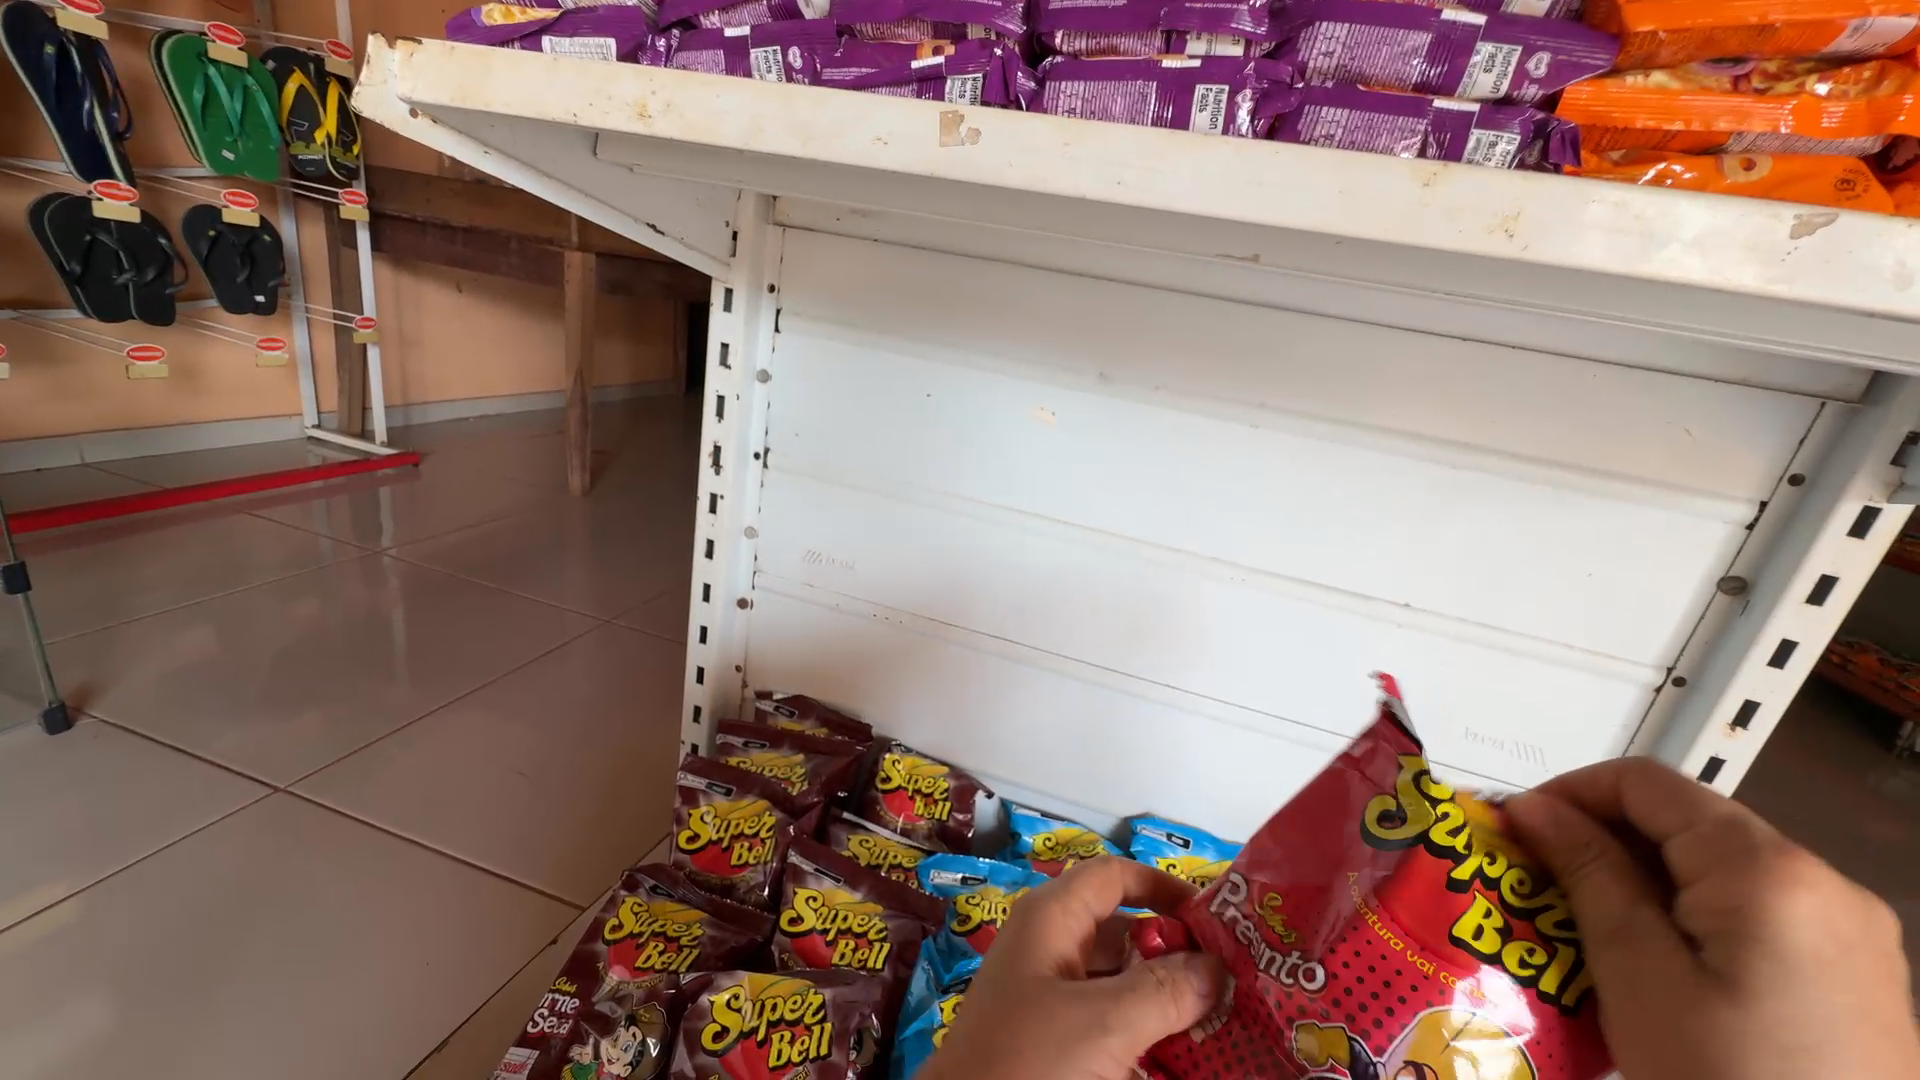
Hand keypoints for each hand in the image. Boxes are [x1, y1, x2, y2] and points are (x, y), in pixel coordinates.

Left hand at [919, 856, 1228, 1079]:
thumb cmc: (1030, 1061)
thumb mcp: (1104, 1023)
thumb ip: (1164, 991)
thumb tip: (1217, 966)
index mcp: (1053, 918)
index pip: (1115, 876)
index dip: (1165, 887)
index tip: (1217, 919)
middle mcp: (1050, 947)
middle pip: (1122, 932)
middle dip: (1175, 953)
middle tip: (1234, 979)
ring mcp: (1047, 996)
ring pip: (1117, 983)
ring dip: (1164, 999)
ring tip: (1224, 1021)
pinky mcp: (1050, 1041)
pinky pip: (1106, 1025)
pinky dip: (1142, 1034)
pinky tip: (1182, 1058)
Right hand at [1505, 758, 1919, 1079]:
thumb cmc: (1721, 1077)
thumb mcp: (1636, 971)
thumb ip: (1588, 872)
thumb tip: (1532, 805)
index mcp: (1769, 870)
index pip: (1646, 782)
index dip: (1568, 791)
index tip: (1514, 832)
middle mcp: (1822, 881)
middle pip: (1681, 818)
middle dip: (1597, 835)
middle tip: (1533, 876)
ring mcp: (1846, 929)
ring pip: (1709, 862)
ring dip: (1633, 873)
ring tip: (1579, 917)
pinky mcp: (1850, 971)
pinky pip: (1745, 906)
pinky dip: (1680, 908)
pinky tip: (1646, 953)